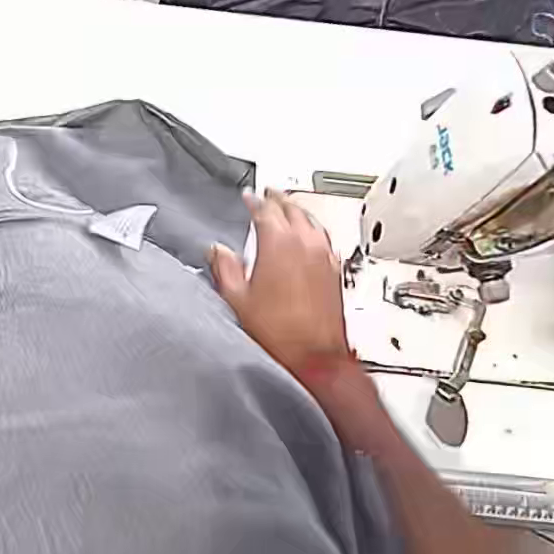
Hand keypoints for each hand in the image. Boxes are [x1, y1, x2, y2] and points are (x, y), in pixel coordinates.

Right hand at [208, 189, 351, 374]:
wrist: (314, 357)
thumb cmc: (280, 334)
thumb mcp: (237, 300)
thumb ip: (226, 268)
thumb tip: (218, 251)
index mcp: (279, 244)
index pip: (265, 210)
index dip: (254, 201)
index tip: (248, 198)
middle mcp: (306, 244)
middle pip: (291, 208)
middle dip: (277, 199)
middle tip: (267, 195)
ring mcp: (324, 256)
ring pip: (311, 220)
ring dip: (296, 210)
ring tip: (287, 208)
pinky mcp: (335, 271)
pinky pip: (323, 238)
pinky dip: (312, 230)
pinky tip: (308, 236)